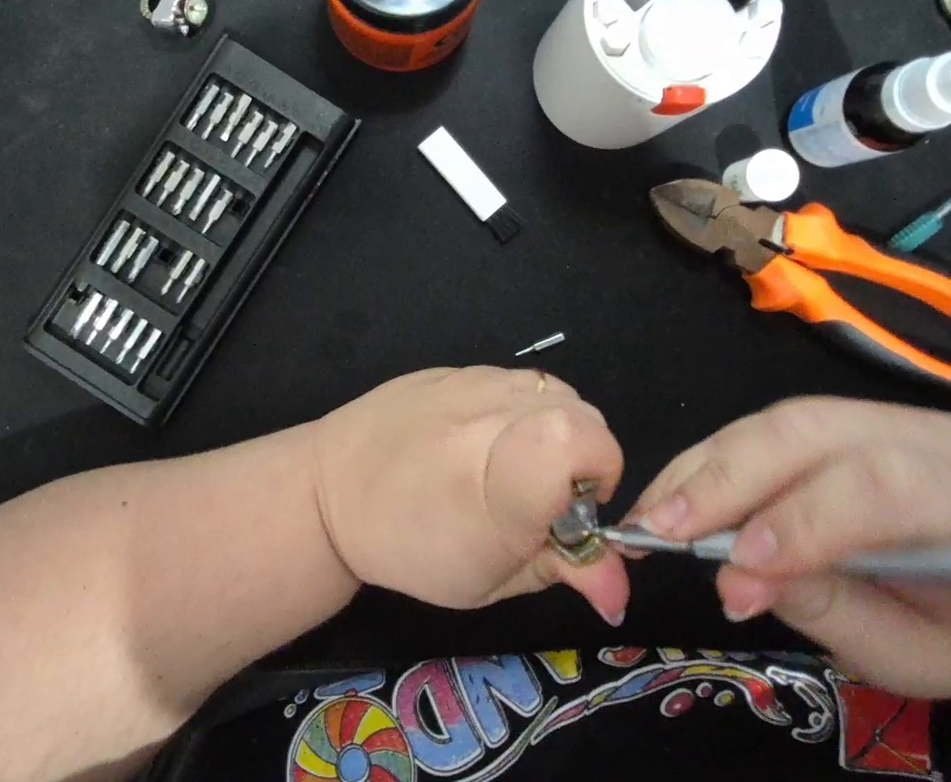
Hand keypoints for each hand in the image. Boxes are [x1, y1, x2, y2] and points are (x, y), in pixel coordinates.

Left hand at [311, 367, 630, 625]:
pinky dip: (516, 409)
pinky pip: (512, 379)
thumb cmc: (410, 550)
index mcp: (503, 477)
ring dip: (553, 427)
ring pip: (553, 391)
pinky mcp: (450, 366)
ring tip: (508, 463)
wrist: (330, 492)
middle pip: (585, 416)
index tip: (568, 508)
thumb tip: (620, 585)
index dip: (598, 478)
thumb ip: (563, 570)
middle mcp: (491, 415)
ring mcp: (469, 380)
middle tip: (538, 493)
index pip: (595, 444)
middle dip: (582, 456)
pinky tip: (476, 438)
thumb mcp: (490, 580)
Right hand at [622, 397, 950, 698]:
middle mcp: (916, 435)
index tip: (736, 562)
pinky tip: (668, 499)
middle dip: (723, 479)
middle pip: (804, 431)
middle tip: (657, 528)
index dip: (801, 517)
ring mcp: (867, 416)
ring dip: (697, 469)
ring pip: (766, 423)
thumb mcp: (914, 653)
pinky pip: (754, 430)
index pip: (879, 484)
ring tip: (646, 518)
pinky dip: (702, 465)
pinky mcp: (826, 418)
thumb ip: (830, 611)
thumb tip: (733, 582)